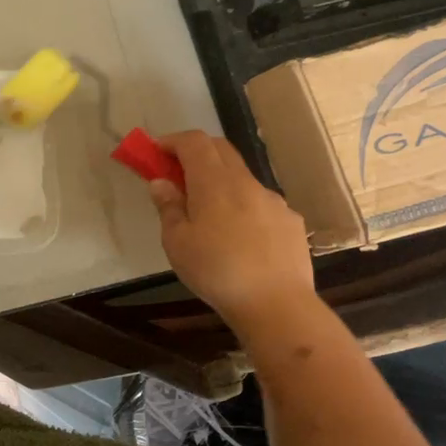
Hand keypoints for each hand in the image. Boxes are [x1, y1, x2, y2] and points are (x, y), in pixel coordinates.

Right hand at [149, 131, 315, 329]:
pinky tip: (237, 235)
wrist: (276, 304)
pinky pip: (259, 202)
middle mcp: (247, 183)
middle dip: (195, 152)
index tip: (155, 152)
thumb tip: (162, 182)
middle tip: (175, 173)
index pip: (194, 142)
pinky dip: (241, 204)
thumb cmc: (215, 271)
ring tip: (206, 213)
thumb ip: (168, 207)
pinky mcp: (290, 220)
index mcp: (215, 183)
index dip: (172, 141)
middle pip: (221, 150)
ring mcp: (273, 201)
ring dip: (219, 181)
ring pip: (241, 177)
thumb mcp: (176, 242)